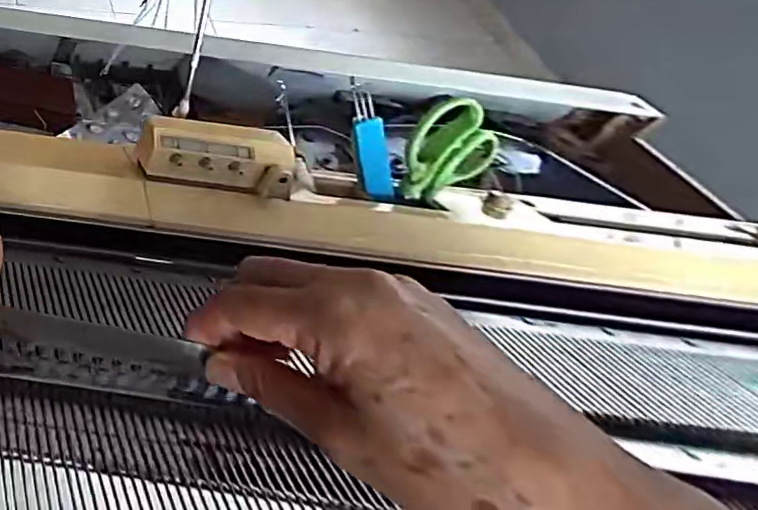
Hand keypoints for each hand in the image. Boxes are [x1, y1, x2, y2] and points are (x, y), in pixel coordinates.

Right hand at [185, 258, 718, 509]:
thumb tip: (228, 365)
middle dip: (236, 307)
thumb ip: (272, 388)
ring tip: (269, 360)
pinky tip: (317, 353)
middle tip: (225, 354)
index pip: (244, 301)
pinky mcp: (411, 297)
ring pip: (300, 275)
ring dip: (273, 306)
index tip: (193, 339)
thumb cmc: (468, 471)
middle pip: (265, 272)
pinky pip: (338, 285)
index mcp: (338, 312)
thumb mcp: (347, 437)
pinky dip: (311, 308)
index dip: (209, 321)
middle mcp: (361, 283)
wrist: (565, 485)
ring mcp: (390, 285)